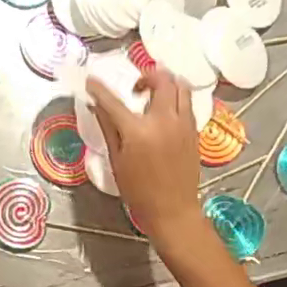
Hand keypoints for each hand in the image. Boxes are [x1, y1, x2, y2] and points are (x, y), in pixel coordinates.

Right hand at [85, 68, 202, 240]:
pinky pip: (187, 102)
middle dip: (146, 76)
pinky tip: (165, 112)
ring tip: (154, 95)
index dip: (100, 89)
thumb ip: (108, 128)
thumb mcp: (116, 161)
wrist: (172, 210)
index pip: (114, 102)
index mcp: (138, 131)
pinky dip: (176, 98)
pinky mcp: (194, 130)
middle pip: (161, 80)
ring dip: (166, 82)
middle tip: (135, 88)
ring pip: (181, 86)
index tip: (91, 80)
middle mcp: (163, 120)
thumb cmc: (138, 191)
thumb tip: (97, 106)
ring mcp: (183, 123)